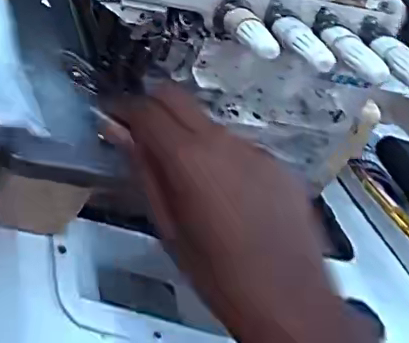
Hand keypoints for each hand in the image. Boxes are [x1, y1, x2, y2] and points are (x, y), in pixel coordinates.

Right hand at [101, 86, 366, 342]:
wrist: (297, 313)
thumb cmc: (221, 277)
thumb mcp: (167, 226)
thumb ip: (142, 169)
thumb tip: (116, 130)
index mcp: (187, 158)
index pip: (144, 108)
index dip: (122, 108)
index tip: (111, 116)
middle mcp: (221, 142)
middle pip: (174, 95)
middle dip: (151, 105)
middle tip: (140, 131)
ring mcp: (254, 151)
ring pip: (206, 120)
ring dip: (187, 132)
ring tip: (186, 170)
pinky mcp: (280, 166)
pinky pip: (238, 145)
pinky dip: (221, 155)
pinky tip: (225, 190)